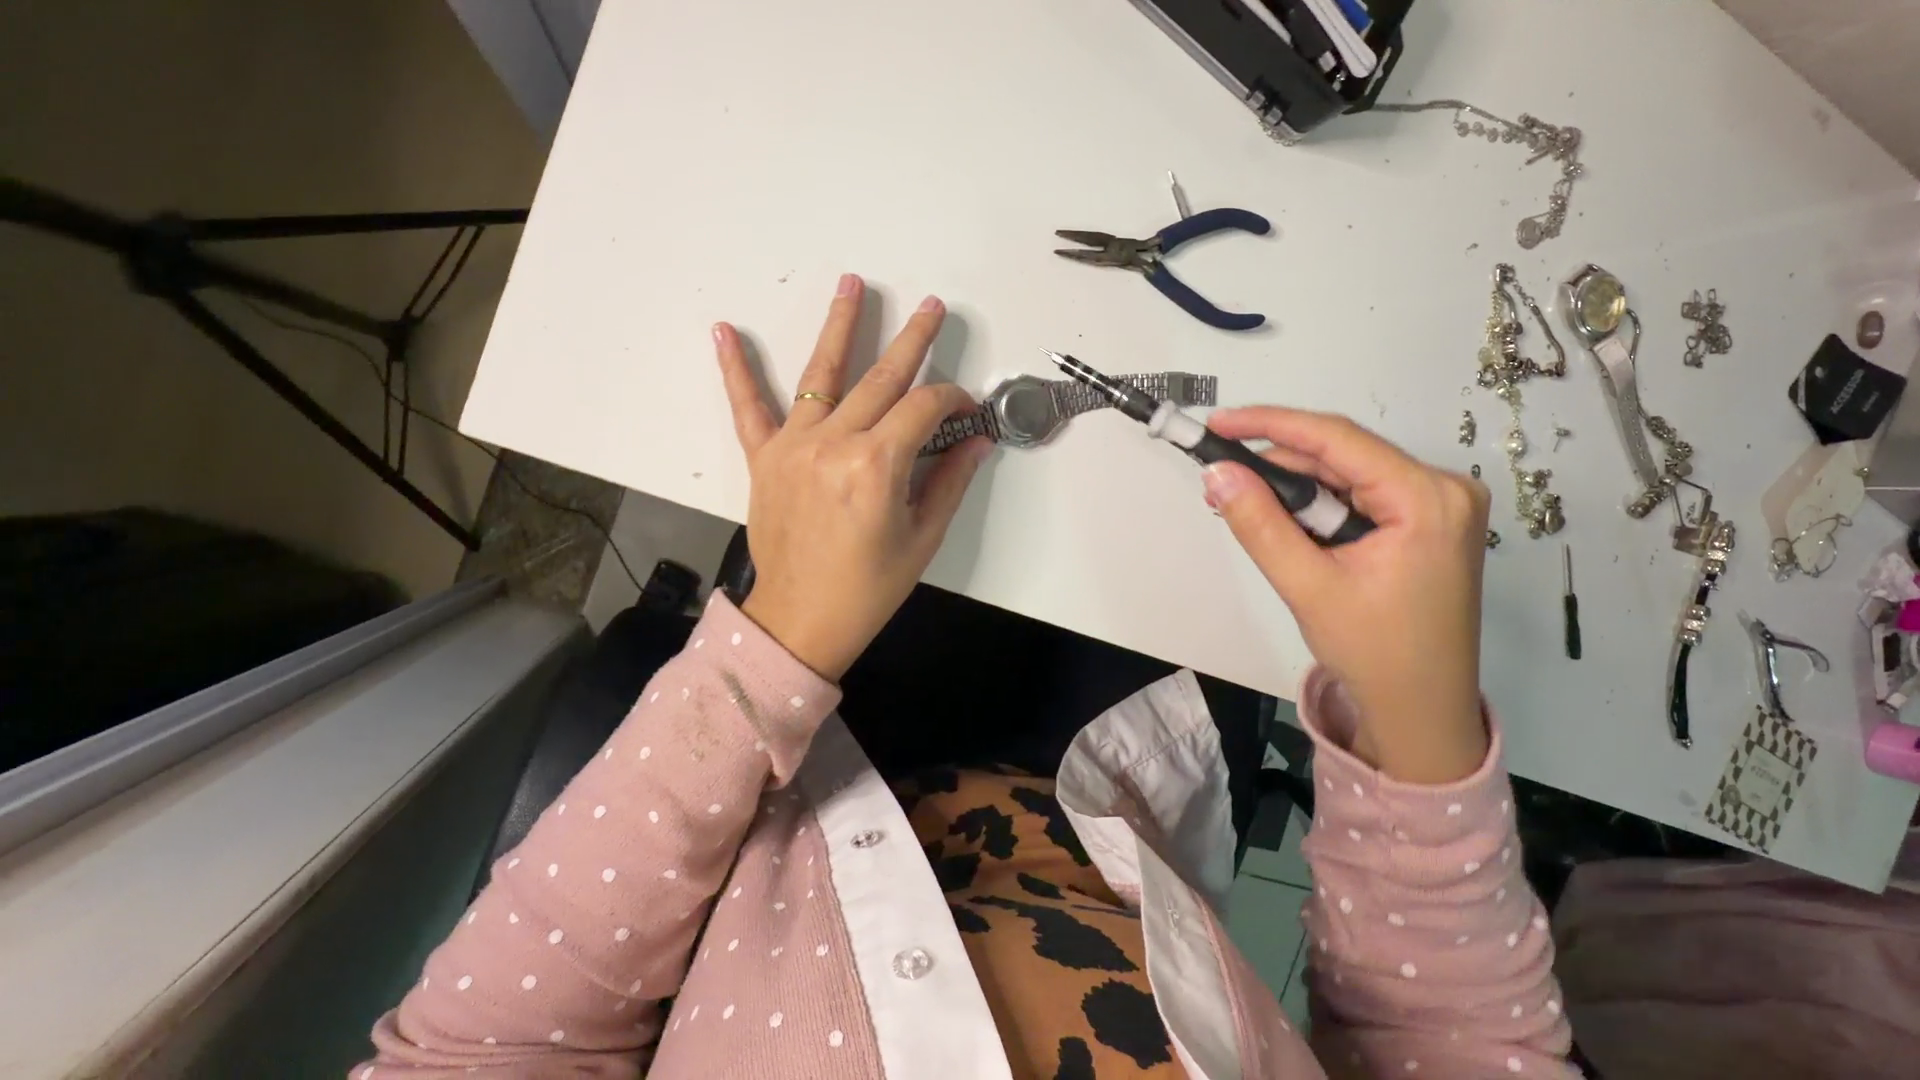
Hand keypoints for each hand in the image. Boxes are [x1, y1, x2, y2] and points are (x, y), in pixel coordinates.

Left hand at [714, 274, 989, 679]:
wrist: (802, 620)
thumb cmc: (868, 588)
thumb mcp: (923, 537)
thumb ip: (950, 479)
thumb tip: (978, 440)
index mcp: (877, 466)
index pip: (924, 408)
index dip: (953, 401)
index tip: (968, 408)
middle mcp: (833, 445)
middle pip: (881, 378)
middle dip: (912, 340)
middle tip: (931, 306)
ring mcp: (793, 448)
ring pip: (821, 376)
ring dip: (840, 326)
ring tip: (853, 283)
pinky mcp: (763, 459)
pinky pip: (749, 409)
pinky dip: (736, 370)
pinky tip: (724, 331)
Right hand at [1202, 408, 1490, 783]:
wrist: (1422, 709)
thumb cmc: (1374, 652)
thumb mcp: (1308, 587)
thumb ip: (1260, 525)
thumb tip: (1216, 472)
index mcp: (1428, 498)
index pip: (1338, 439)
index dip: (1272, 424)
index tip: (1218, 421)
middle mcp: (1444, 489)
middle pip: (1344, 456)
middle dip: (1278, 464)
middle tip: (1219, 475)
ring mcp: (1440, 506)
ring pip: (1348, 475)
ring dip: (1294, 488)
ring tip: (1239, 502)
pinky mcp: (1428, 523)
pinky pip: (1361, 496)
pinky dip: (1317, 506)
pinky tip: (1282, 520)